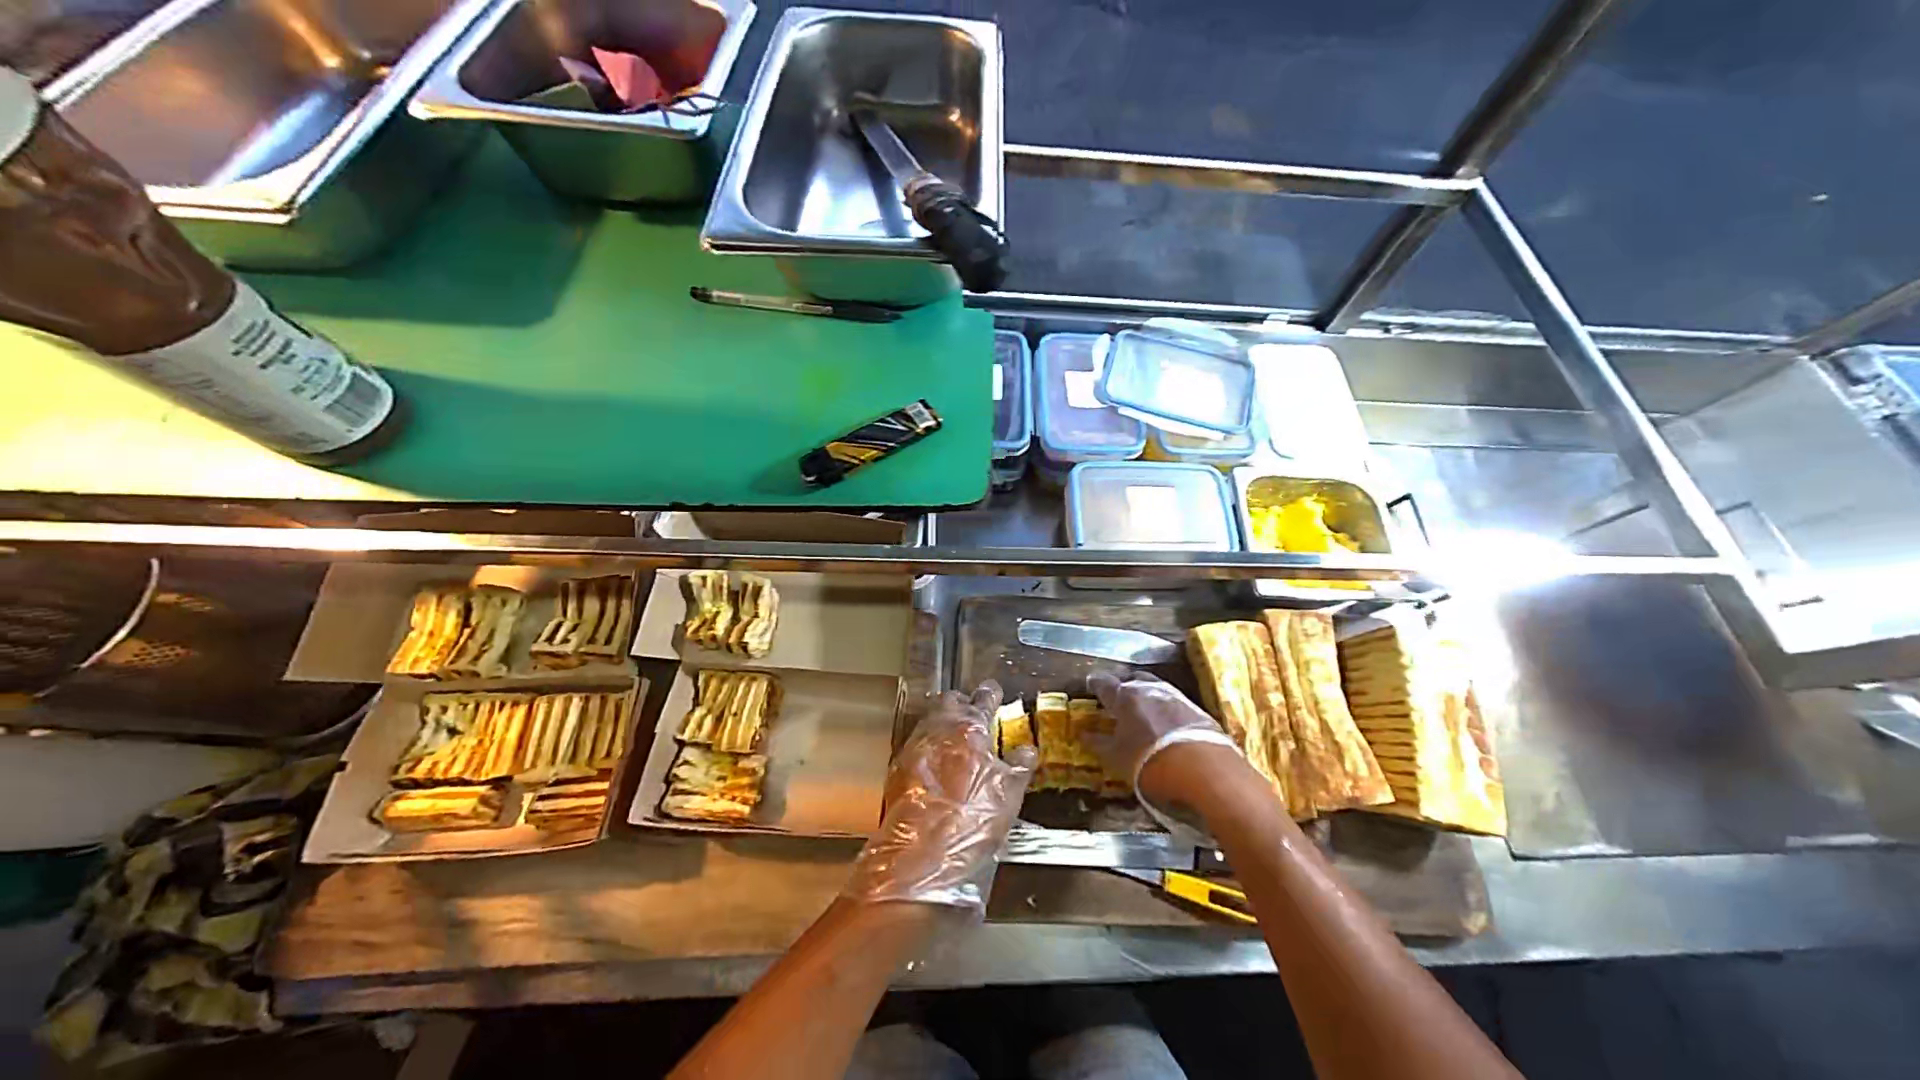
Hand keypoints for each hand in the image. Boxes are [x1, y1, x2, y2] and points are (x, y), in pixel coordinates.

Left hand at [841, 681, 1034, 912]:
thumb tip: (1027, 749)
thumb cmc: (971, 821)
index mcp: (969, 728)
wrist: (921, 854)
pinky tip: (936, 761)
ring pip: (930, 722)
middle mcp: (938, 729)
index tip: (994, 690)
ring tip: (956, 735)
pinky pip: (917, 746)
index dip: (991, 693)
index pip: (982, 699)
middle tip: (973, 710)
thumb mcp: (1010, 793)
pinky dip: (929, 747)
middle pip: (949, 702)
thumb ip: (1020, 765)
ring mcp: (914, 747)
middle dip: (961, 702)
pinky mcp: (897, 769)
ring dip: (943, 723)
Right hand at [1086, 671, 1243, 812]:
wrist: (1203, 771)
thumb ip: (1098, 743)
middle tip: (1119, 700)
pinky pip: (1176, 703)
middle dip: (1125, 686)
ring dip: (1148, 697)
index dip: (1095, 684)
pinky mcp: (1198, 710)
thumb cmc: (1148, 762)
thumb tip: (1084, 734)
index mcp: (1124, 696)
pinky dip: (1167, 710)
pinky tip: (1167, 725)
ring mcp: (1176, 696)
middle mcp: (1149, 689)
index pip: (1103, 683)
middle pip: (1133, 679)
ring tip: (1143, 713)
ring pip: (1156, 689)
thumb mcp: (1116, 757)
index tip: (1091, 685)